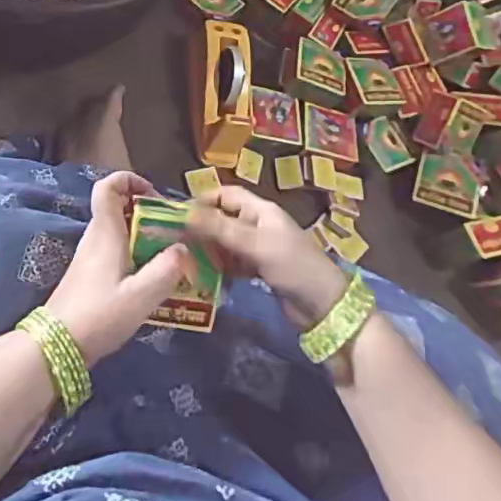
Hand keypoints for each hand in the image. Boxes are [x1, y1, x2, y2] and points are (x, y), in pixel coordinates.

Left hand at [44, 171, 190, 364]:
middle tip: (173, 232)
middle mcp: (95, 238)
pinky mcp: (89, 276)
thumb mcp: (141, 296)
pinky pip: (115, 252)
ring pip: (118, 232)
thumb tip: (183, 248)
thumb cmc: (99, 315)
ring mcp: (90, 257)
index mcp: (106, 233)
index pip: (107, 187)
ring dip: (144, 237)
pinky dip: (135, 255)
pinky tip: (151, 281)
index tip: (154, 195)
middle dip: (148, 213)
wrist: (57, 347)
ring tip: (169, 258)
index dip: (129, 180)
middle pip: (118, 208)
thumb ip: (167, 270)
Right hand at [190, 186, 348, 324]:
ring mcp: (259, 248)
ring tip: (187, 259)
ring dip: (210, 249)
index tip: (179, 213)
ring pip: (226, 242)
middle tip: (177, 240)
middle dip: (202, 227)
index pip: (228, 195)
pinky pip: (233, 262)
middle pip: (224, 218)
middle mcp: (259, 225)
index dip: (204, 199)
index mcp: (262, 210)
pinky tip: (206, 275)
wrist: (323, 306)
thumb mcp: (256, 244)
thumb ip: (221, 229)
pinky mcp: (259, 269)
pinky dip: (221, 266)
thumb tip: (185, 213)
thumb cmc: (293, 266)